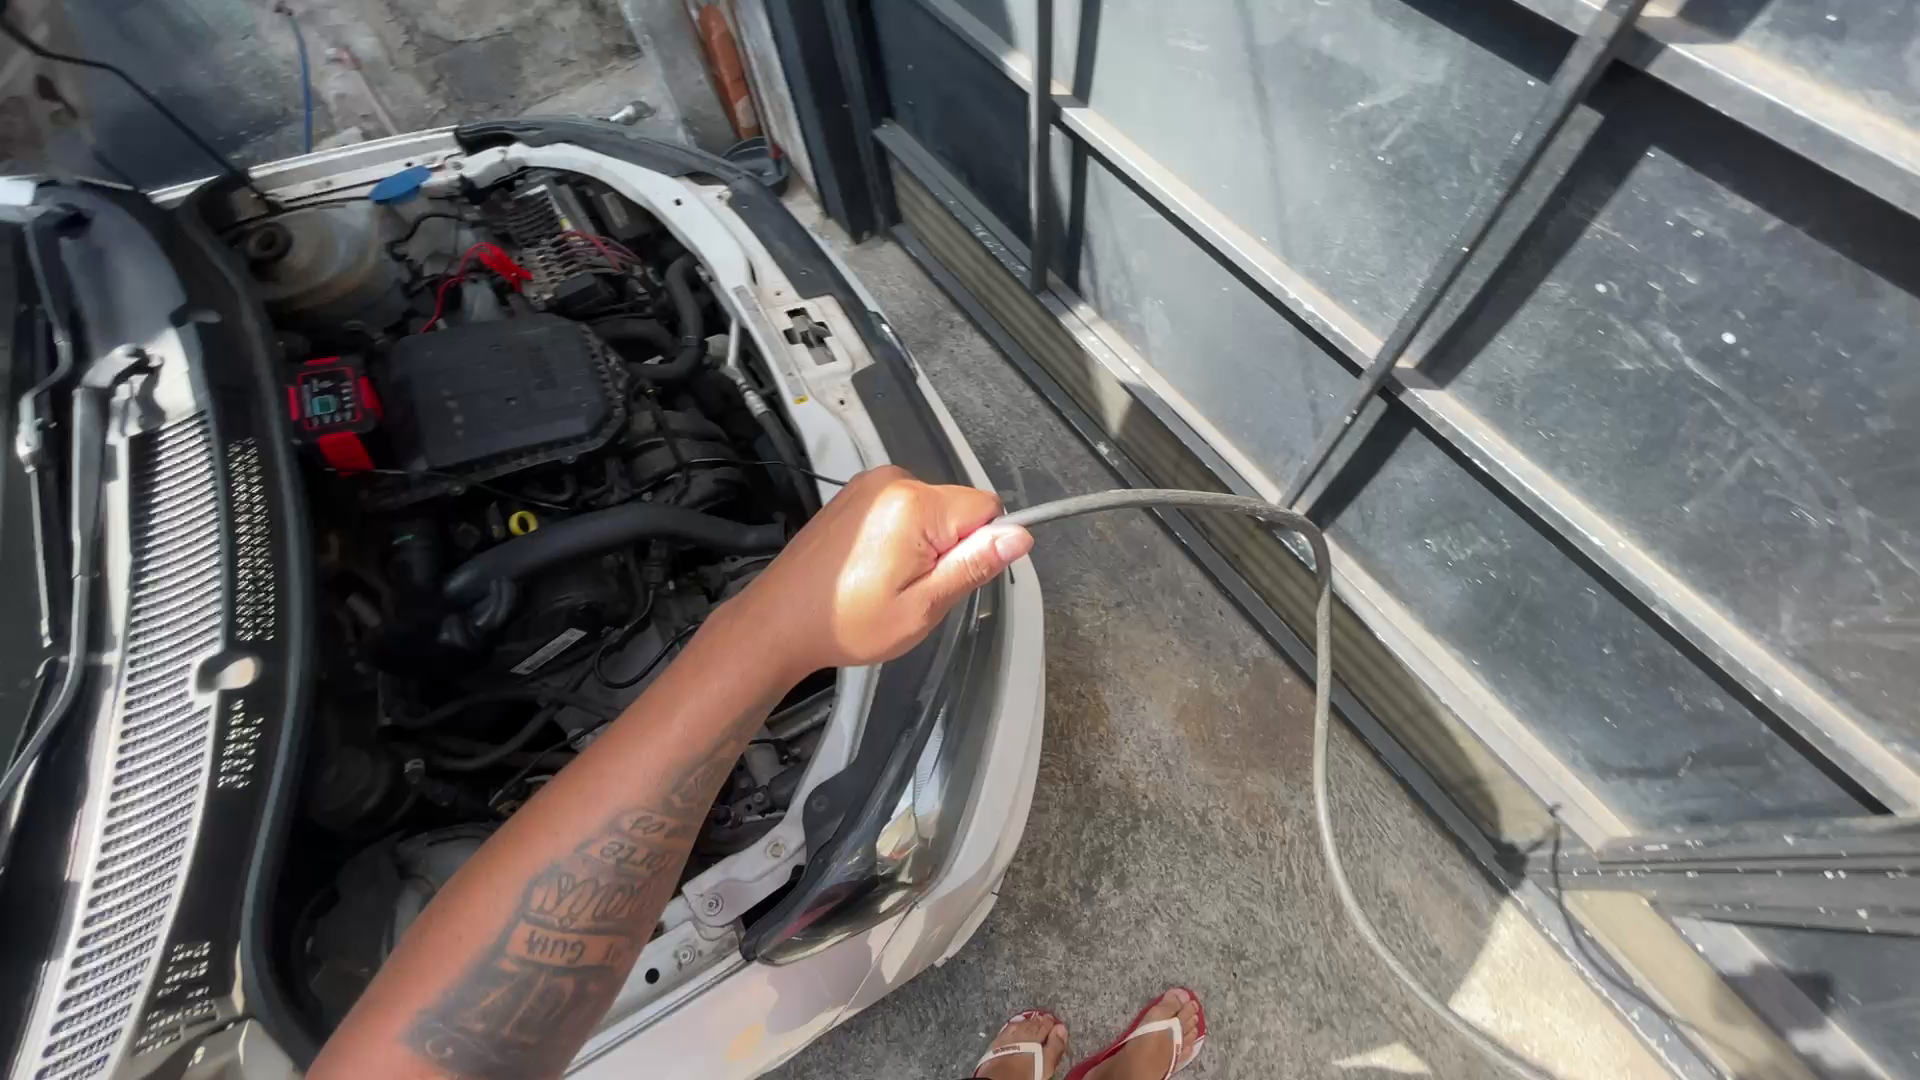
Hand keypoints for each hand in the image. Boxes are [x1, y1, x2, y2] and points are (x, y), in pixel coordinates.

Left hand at [725, 466, 1031, 678]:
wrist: (778, 622)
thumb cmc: (844, 622)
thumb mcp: (922, 607)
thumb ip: (973, 565)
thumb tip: (1020, 536)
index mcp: (915, 506)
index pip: (987, 508)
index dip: (979, 548)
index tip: (947, 577)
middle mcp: (893, 482)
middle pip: (959, 508)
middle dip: (949, 547)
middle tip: (913, 587)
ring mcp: (871, 485)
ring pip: (934, 510)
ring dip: (925, 544)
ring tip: (888, 580)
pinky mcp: (857, 494)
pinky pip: (906, 509)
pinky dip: (902, 537)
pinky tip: (874, 567)